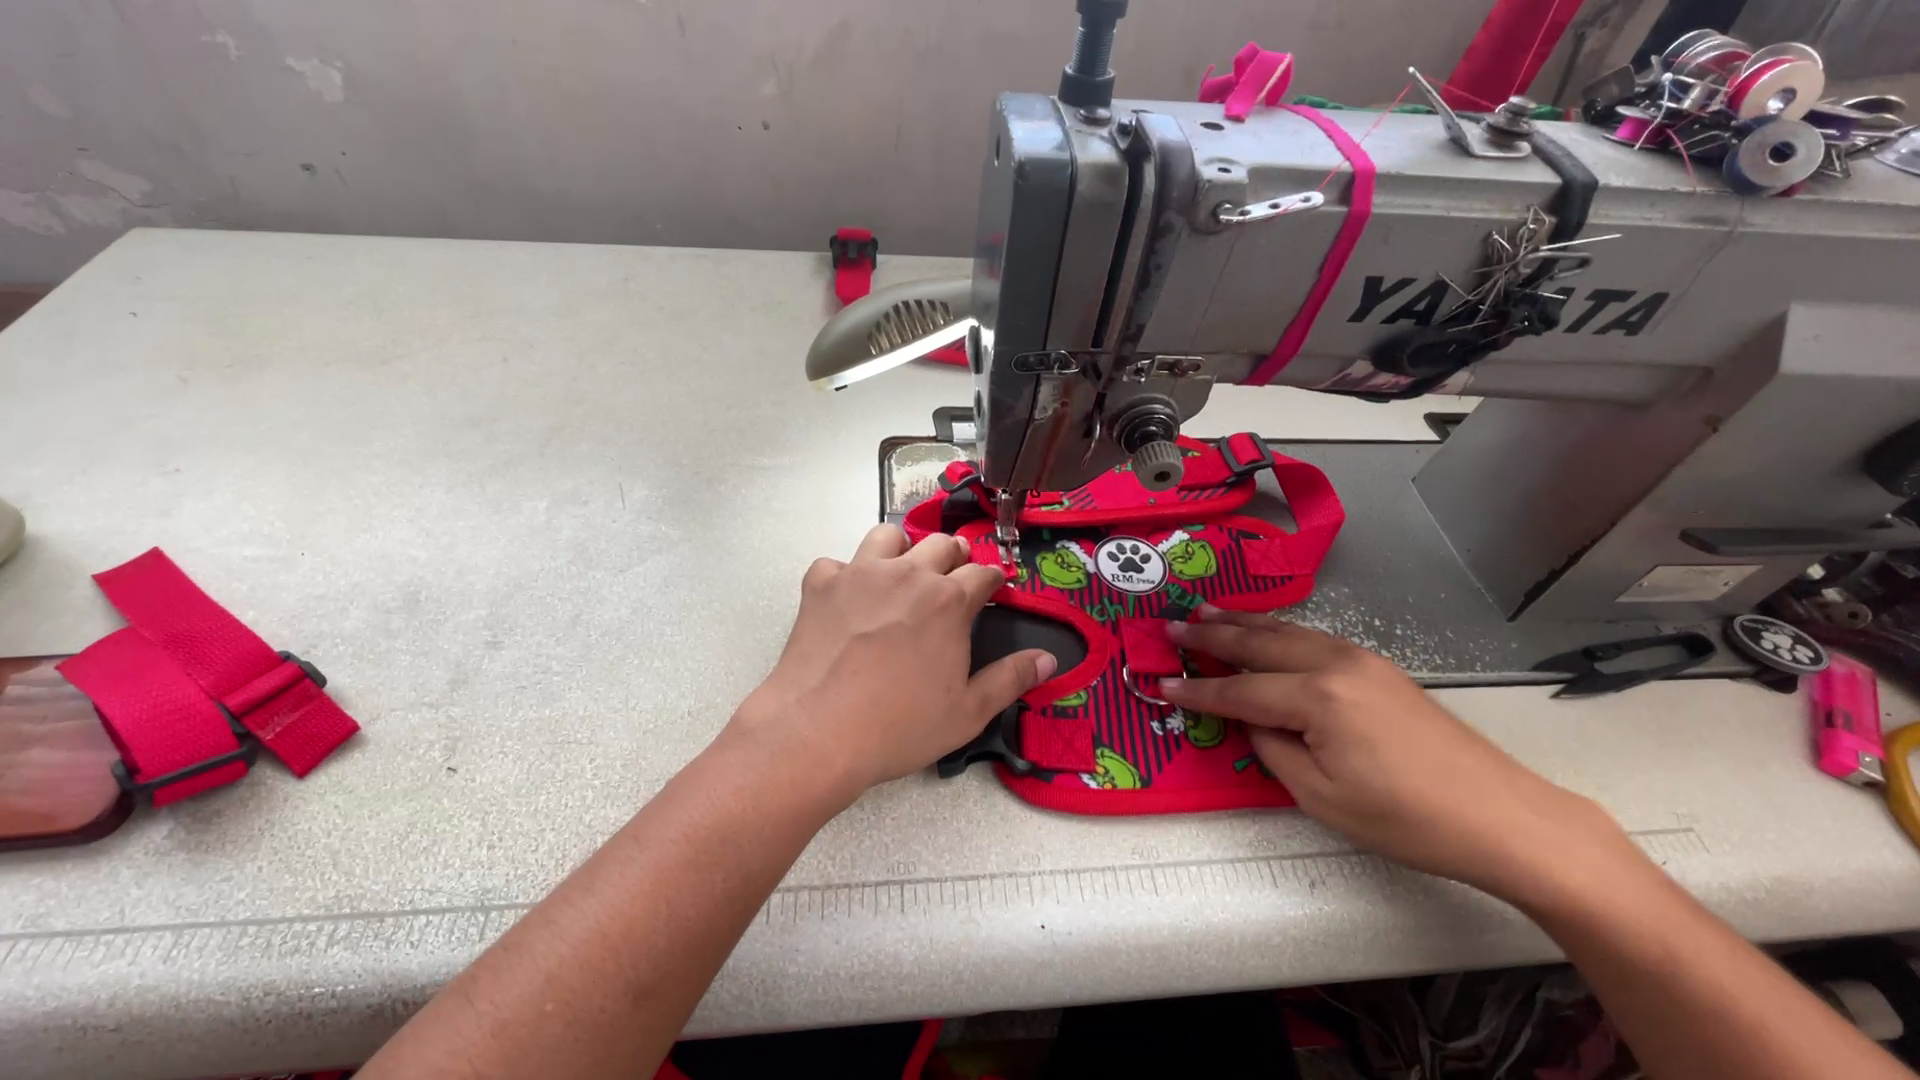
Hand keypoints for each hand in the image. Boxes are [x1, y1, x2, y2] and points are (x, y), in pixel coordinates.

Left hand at [727, 525, 1055, 799]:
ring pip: (888, 536)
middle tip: (955, 572)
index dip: (993, 578)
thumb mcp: (969, 712)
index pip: (983, 572)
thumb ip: (1011, 679)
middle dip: (954, 555)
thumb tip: (1049, 659)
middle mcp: (908, 574)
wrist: (818, 732)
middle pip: (941, 544)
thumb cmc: (900, 727)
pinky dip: (845, 574)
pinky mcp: (821, 584)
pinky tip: (847, 599)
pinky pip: (836, 562)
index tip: (995, 586)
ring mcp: (860, 573)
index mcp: (949, 601)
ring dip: (902, 549)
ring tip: (902, 571)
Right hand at [1161, 607, 1631, 903]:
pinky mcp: (1381, 668)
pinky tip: (1267, 632)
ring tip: (1208, 613)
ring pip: (1289, 632)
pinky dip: (1280, 632)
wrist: (1499, 814)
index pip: (1239, 690)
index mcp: (1317, 698)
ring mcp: (1363, 660)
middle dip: (1212, 635)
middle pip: (1260, 644)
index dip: (1196, 690)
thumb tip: (1253, 720)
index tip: (1158, 682)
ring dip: (1245, 623)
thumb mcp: (1320, 796)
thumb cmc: (1405, 818)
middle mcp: (1336, 664)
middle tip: (1172, 625)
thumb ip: (1273, 749)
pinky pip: (1314, 639)